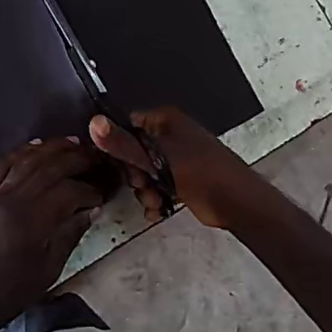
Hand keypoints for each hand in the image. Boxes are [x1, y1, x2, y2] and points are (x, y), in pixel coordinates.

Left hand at [0, 137, 104, 331]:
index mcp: (34, 220)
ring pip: (27, 160)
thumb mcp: (49, 269)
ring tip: (72, 143)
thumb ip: (69, 235)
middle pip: (50, 168)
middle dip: (76, 159)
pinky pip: (2, 165)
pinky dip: (20, 152)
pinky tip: (35, 146)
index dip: (89, 191)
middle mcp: (15, 199)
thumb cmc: (11, 290)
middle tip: (95, 158)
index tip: (101, 194)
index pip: (69, 192)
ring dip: (52, 148)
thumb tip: (89, 212)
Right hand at [88, 107, 266, 228]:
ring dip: (145, 191)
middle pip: (135, 153)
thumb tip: (94, 123)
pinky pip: (159, 186)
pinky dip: (156, 198)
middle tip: (142, 185)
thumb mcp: (157, 159)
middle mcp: (171, 135)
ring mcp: (178, 158)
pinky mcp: (184, 180)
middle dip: (135, 175)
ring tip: (154, 201)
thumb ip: (123, 144)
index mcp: (166, 121)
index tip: (119, 163)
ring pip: (147, 173)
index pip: (129, 125)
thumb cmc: (202, 173)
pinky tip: (159, 210)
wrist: (237, 203)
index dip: (119, 145)